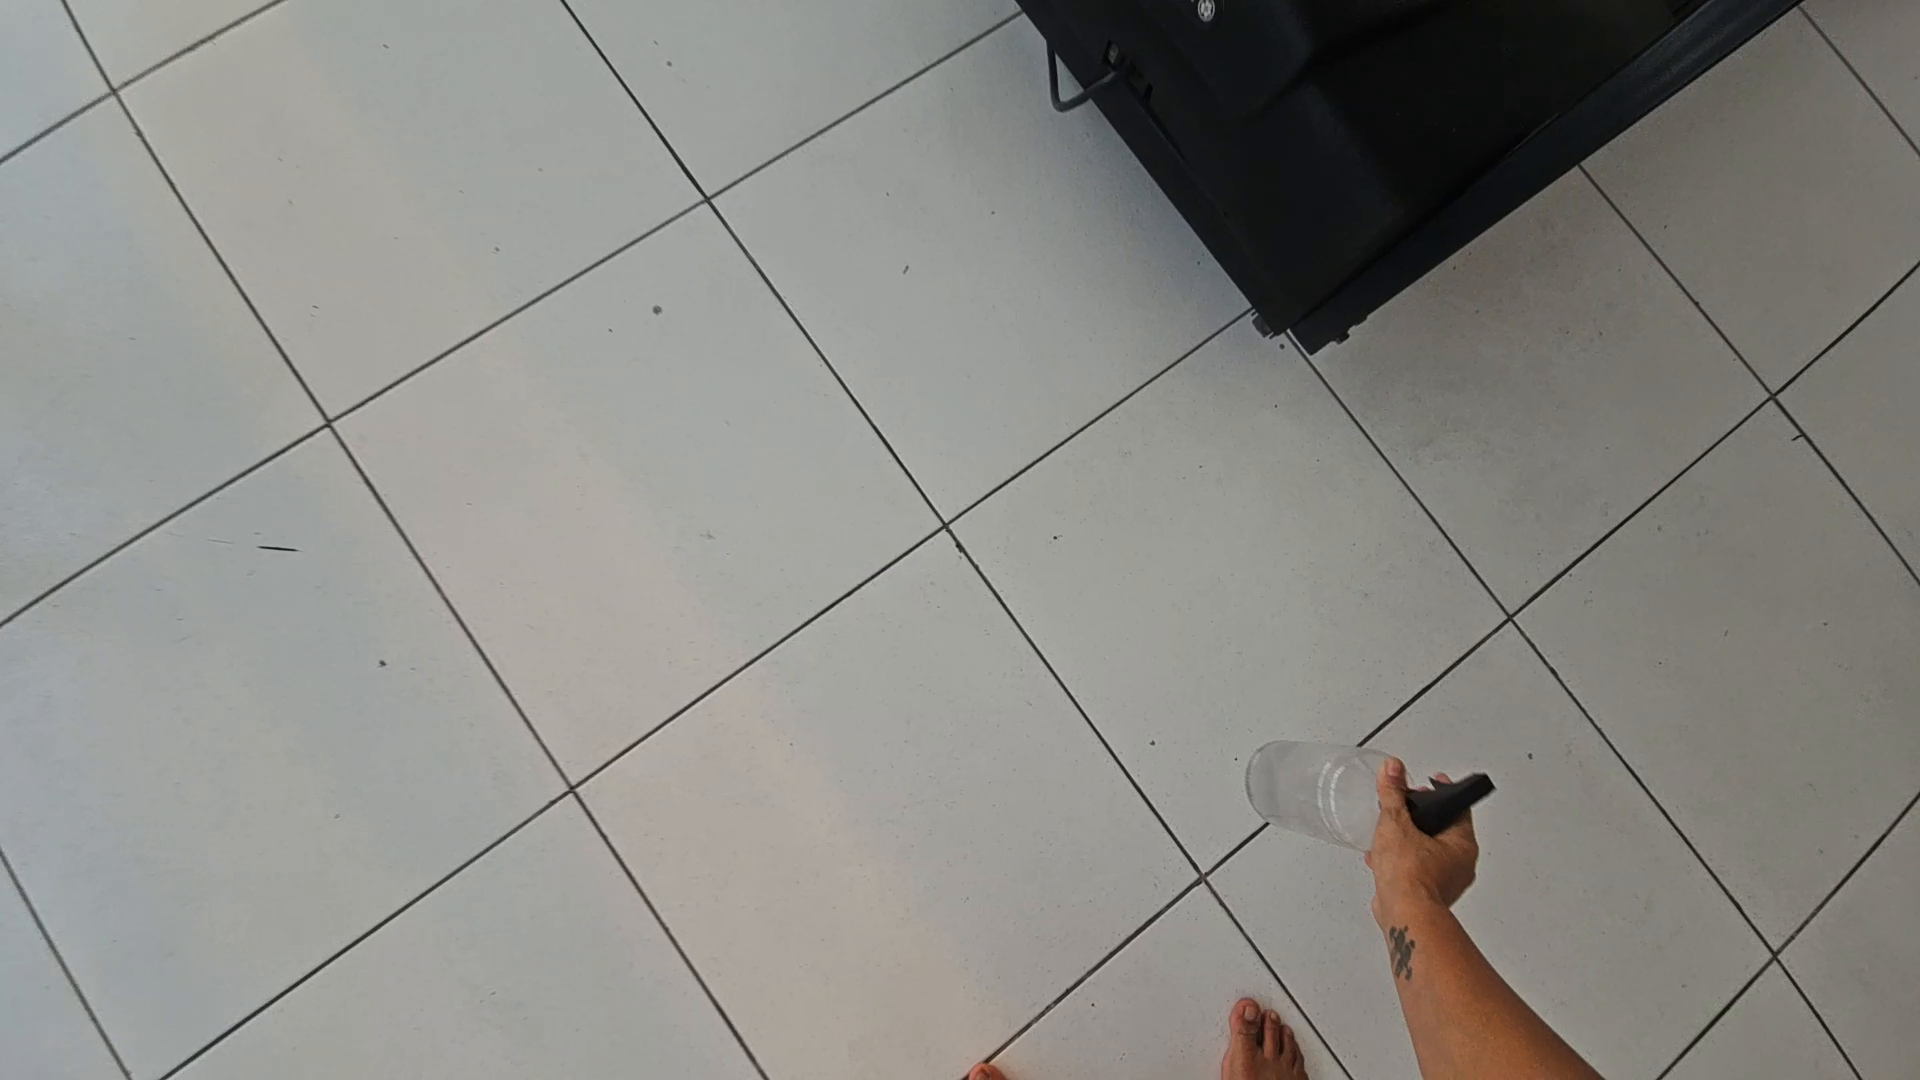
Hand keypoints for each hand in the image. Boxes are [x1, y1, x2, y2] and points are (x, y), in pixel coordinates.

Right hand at [1365, 757, 1477, 927]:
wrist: (1404, 912)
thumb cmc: (1410, 875)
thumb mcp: (1395, 822)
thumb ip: (1393, 794)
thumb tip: (1393, 770)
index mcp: (1462, 845)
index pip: (1458, 808)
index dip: (1442, 792)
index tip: (1435, 781)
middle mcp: (1460, 864)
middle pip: (1443, 830)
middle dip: (1421, 816)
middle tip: (1408, 805)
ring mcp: (1445, 881)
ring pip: (1429, 851)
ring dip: (1408, 840)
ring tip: (1390, 832)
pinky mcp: (1428, 894)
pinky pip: (1416, 869)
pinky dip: (1400, 861)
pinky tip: (1382, 858)